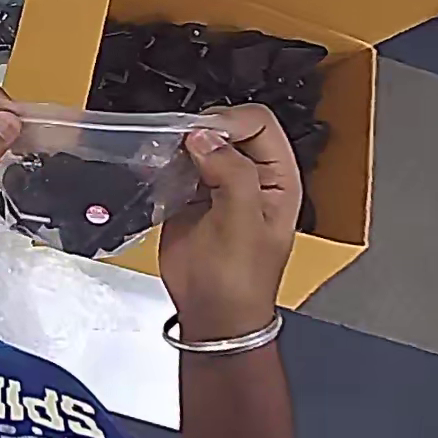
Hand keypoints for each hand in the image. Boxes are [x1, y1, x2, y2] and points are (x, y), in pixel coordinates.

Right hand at [159, 104, 301, 341]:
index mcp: (277, 179)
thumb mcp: (244, 225)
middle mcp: (250, 176)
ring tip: (168, 156)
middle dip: (204, 130)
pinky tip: (160, 170)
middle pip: (229, 128)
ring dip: (182, 144)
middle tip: (182, 144)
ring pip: (201, 143)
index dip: (231, 123)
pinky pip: (178, 164)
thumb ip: (232, 175)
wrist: (210, 314)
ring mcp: (218, 184)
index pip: (259, 125)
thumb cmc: (238, 281)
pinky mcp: (190, 195)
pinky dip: (166, 161)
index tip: (202, 135)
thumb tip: (205, 138)